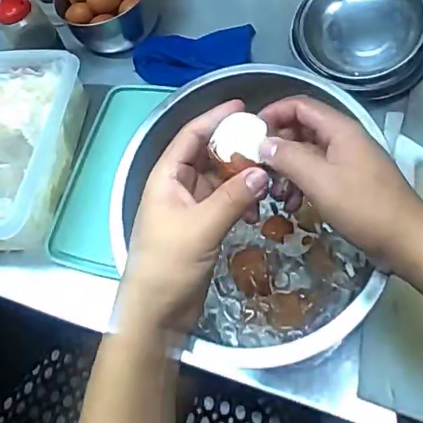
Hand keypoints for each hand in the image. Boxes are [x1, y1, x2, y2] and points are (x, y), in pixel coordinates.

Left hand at [117, 99, 271, 337]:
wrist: (156, 315)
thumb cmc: (168, 264)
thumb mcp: (201, 227)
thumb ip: (232, 197)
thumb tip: (263, 170)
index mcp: (166, 176)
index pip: (191, 136)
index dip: (214, 118)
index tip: (241, 107)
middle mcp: (176, 186)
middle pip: (207, 155)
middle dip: (233, 148)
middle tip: (264, 142)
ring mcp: (188, 206)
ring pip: (217, 179)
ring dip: (239, 177)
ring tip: (267, 176)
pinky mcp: (200, 226)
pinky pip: (222, 201)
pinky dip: (239, 200)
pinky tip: (256, 207)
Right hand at [257, 96, 422, 271]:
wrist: (410, 243)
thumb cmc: (365, 208)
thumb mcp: (319, 181)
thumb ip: (287, 157)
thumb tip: (262, 143)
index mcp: (340, 128)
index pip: (298, 105)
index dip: (272, 113)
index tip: (250, 133)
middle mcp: (345, 137)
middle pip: (302, 127)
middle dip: (277, 144)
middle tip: (258, 166)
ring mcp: (350, 159)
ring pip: (309, 151)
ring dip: (288, 167)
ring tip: (275, 192)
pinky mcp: (352, 181)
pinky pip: (320, 170)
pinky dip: (303, 182)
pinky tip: (294, 204)